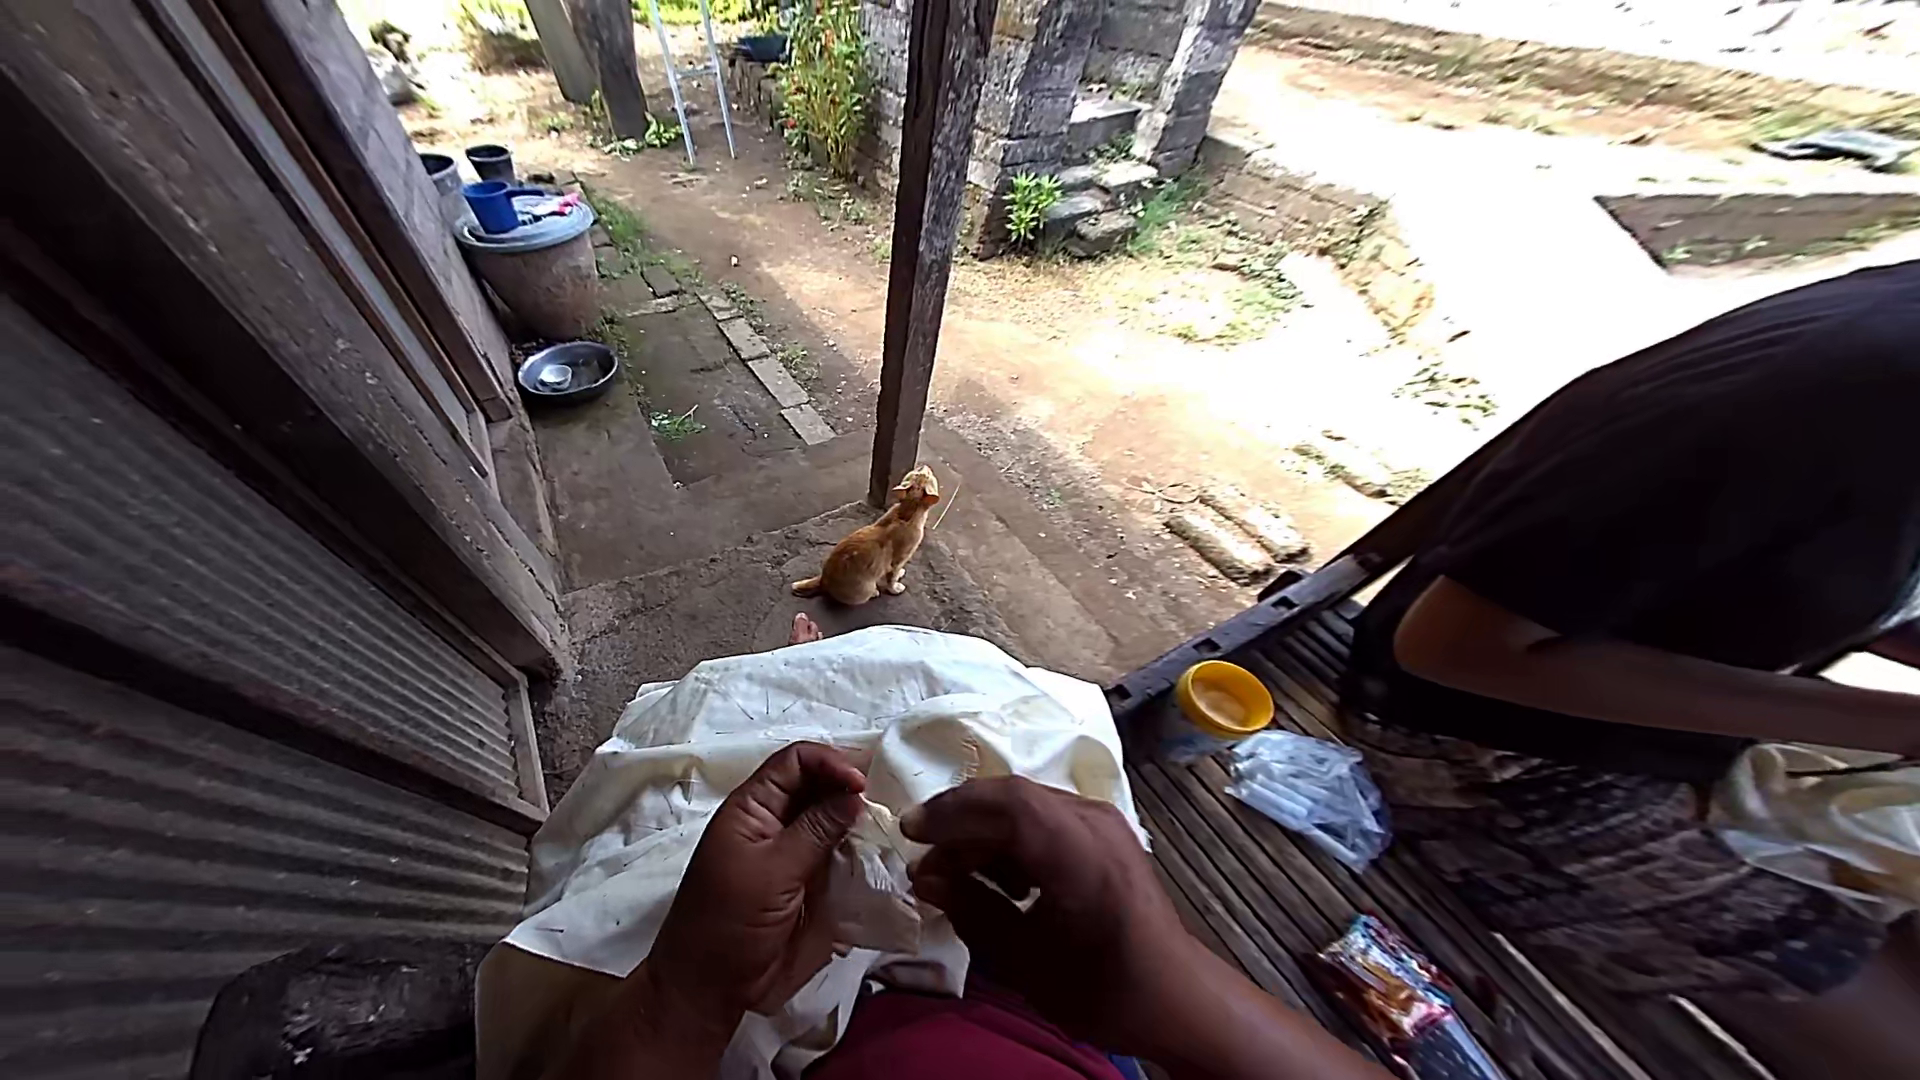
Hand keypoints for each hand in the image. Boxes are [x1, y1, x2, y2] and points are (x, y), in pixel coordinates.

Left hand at [650, 741, 868, 1016]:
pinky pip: (834, 846)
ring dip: (854, 814)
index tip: (861, 783)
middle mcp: (774, 817)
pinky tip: (874, 847)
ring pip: (829, 812)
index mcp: (753, 806)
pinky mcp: (805, 873)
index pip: (795, 761)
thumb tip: (855, 794)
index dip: (830, 762)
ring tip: (883, 821)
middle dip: (847, 784)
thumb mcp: (773, 871)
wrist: (710, 991)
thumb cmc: (730, 923)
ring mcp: (791, 845)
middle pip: (816, 782)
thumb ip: (817, 829)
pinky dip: (854, 843)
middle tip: (881, 798)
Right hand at [903, 777, 1389, 1079]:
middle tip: (923, 850)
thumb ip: (972, 910)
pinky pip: (1042, 814)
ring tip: (953, 868)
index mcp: (1081, 851)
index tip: (910, 831)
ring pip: (1024, 801)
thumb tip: (923, 877)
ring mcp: (1099, 816)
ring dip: (982, 827)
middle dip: (960, 817)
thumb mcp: (1027, 960)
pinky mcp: (1100, 825)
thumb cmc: (1103, 986)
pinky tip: (995, 872)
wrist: (1177, 993)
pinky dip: (1009, 834)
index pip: (1008, 805)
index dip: (953, 811)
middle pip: (1012, 796)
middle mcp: (1092, 818)